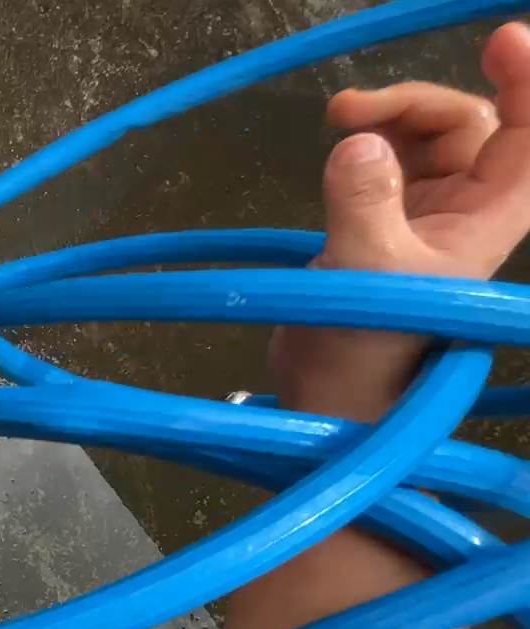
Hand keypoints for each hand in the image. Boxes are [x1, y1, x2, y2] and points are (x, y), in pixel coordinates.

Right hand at [271, 22, 529, 421]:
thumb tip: (356, 143)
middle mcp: (470, 205)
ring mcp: (422, 216)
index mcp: (496, 210)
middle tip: (343, 110)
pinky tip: (336, 151)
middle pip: (468, 124)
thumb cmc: (365, 338)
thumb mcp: (364, 268)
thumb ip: (363, 203)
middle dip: (415, 104)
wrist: (331, 388)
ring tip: (334, 120)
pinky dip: (362, 152)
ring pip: (422, 143)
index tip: (501, 38)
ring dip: (384, 123)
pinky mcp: (377, 228)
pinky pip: (382, 171)